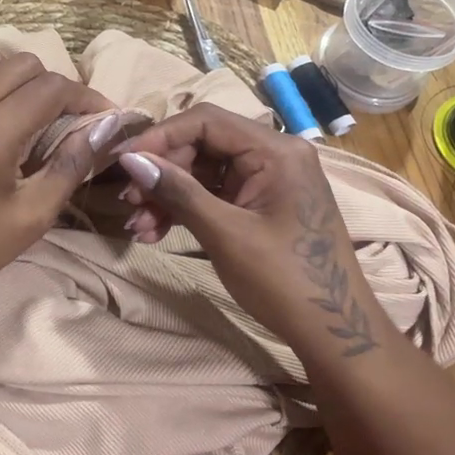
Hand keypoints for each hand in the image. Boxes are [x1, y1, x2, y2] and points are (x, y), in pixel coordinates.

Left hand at [0, 20, 122, 302]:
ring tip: (34, 103)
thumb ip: (70, 164)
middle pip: (22, 67)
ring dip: (16, 74)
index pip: (51, 90)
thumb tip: (107, 126)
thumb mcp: (32, 215)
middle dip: (54, 86)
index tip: (104, 114)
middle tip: (68, 116)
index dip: (85, 97)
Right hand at [114, 105, 383, 355]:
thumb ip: (177, 191)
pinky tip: (155, 232)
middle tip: (128, 203)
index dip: (159, 137)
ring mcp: (267, 180)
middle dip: (160, 172)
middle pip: (200, 144)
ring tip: (138, 227)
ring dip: (166, 195)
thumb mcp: (225, 234)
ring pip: (201, 171)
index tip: (121, 161)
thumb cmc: (284, 280)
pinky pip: (213, 193)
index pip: (205, 121)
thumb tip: (129, 159)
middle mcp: (273, 154)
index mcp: (275, 151)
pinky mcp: (259, 203)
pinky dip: (184, 209)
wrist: (333, 333)